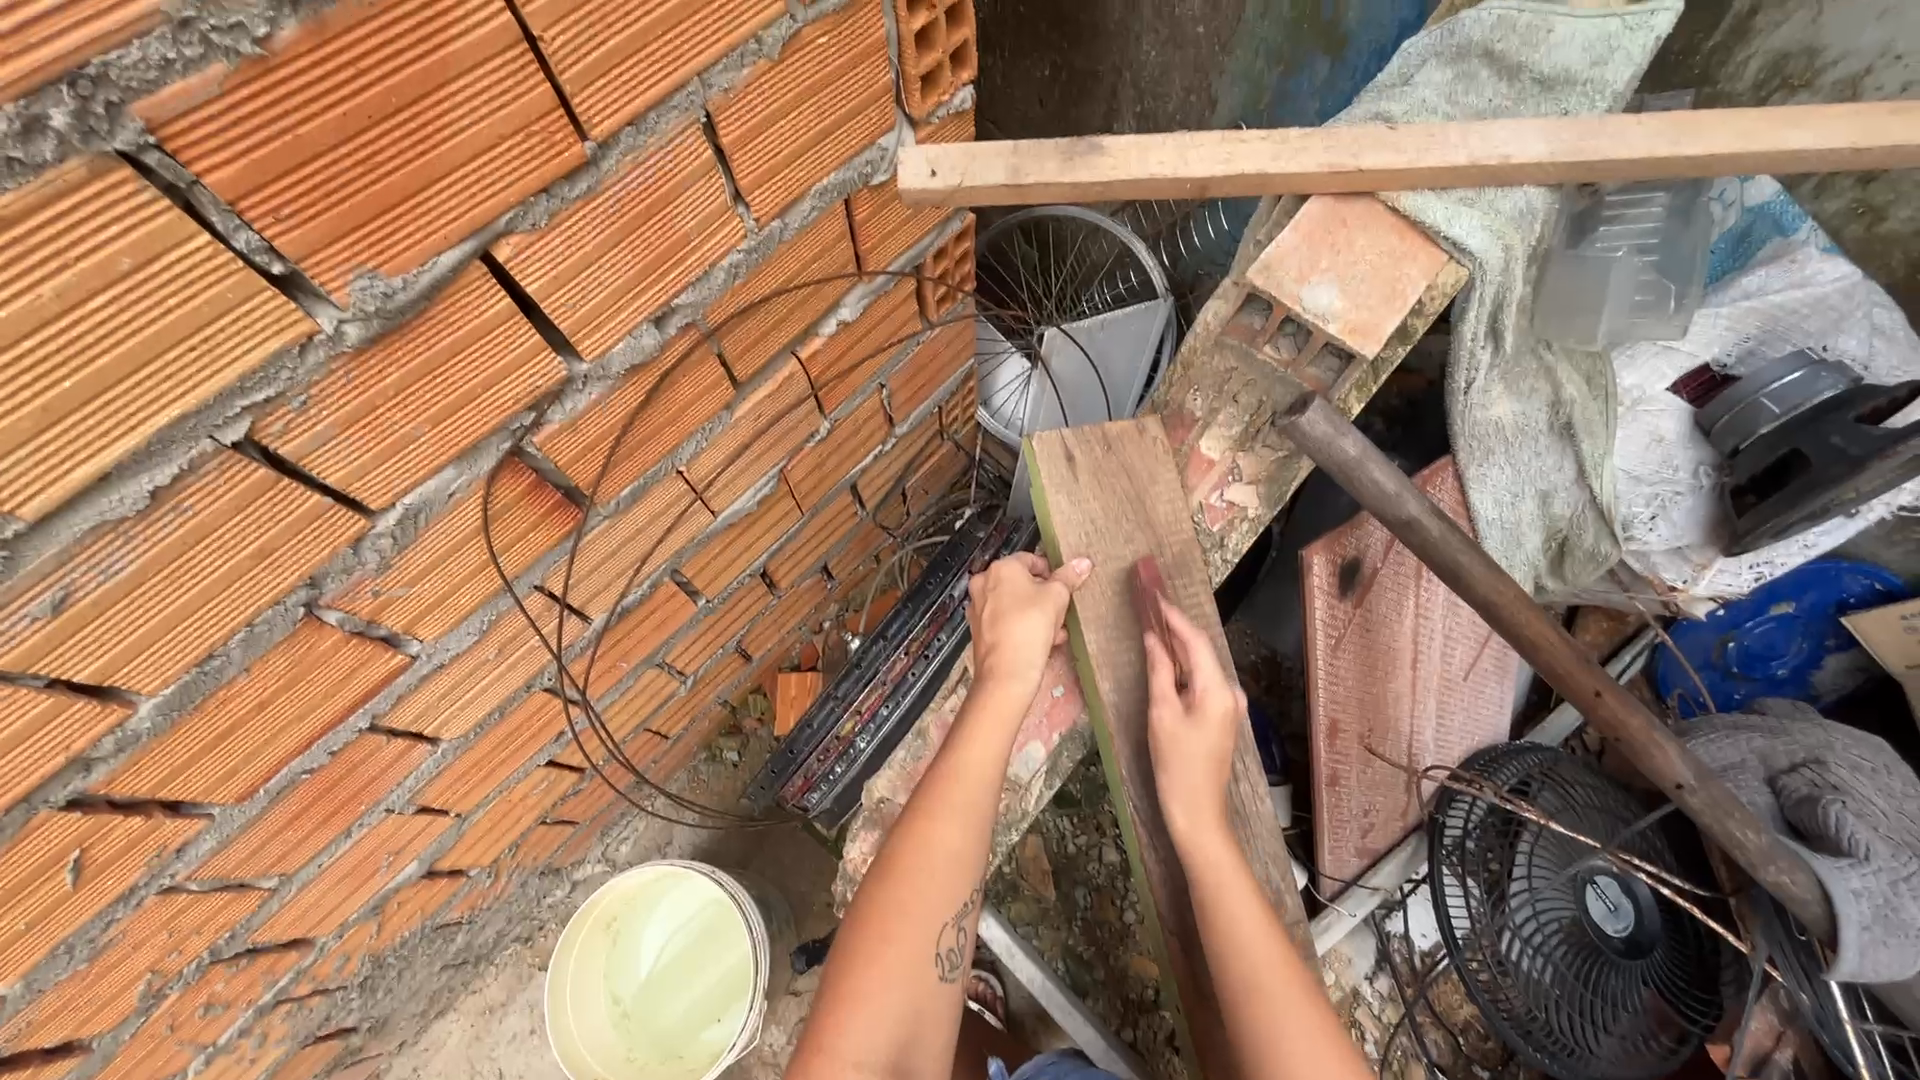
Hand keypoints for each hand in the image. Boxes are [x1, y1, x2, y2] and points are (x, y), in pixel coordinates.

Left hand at [966, 553, 1092, 704]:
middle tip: (1060, 609)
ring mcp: (978, 608)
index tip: (1063, 584)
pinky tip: (1041, 642)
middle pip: (1020, 584)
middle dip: (1043, 597)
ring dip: (1035, 614)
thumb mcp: (1057, 596)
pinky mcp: (979, 631)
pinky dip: (1022, 628)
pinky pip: (1005, 623)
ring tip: (1054, 630)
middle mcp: (984, 584)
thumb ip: (1069, 577)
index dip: (1050, 571)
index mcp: (1001, 568)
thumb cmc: (1029, 627)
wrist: (1007, 670)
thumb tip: (1082, 563)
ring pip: (1013, 605)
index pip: (1030, 559)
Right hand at [1144, 597, 1246, 850]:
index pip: (1195, 641)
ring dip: (1177, 649)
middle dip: (1175, 629)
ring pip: (1200, 667)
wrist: (1196, 811)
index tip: (1154, 596)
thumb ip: (1159, 671)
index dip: (1174, 617)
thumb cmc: (1176, 764)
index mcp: (1218, 689)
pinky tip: (1164, 663)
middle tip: (1150, 607)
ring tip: (1152, 628)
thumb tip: (1152, 639)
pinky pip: (1201, 683)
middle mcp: (1230, 692)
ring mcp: (1228, 706)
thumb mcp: (1161, 714)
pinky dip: (1182, 670)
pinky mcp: (1221, 718)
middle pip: (1200, 652)